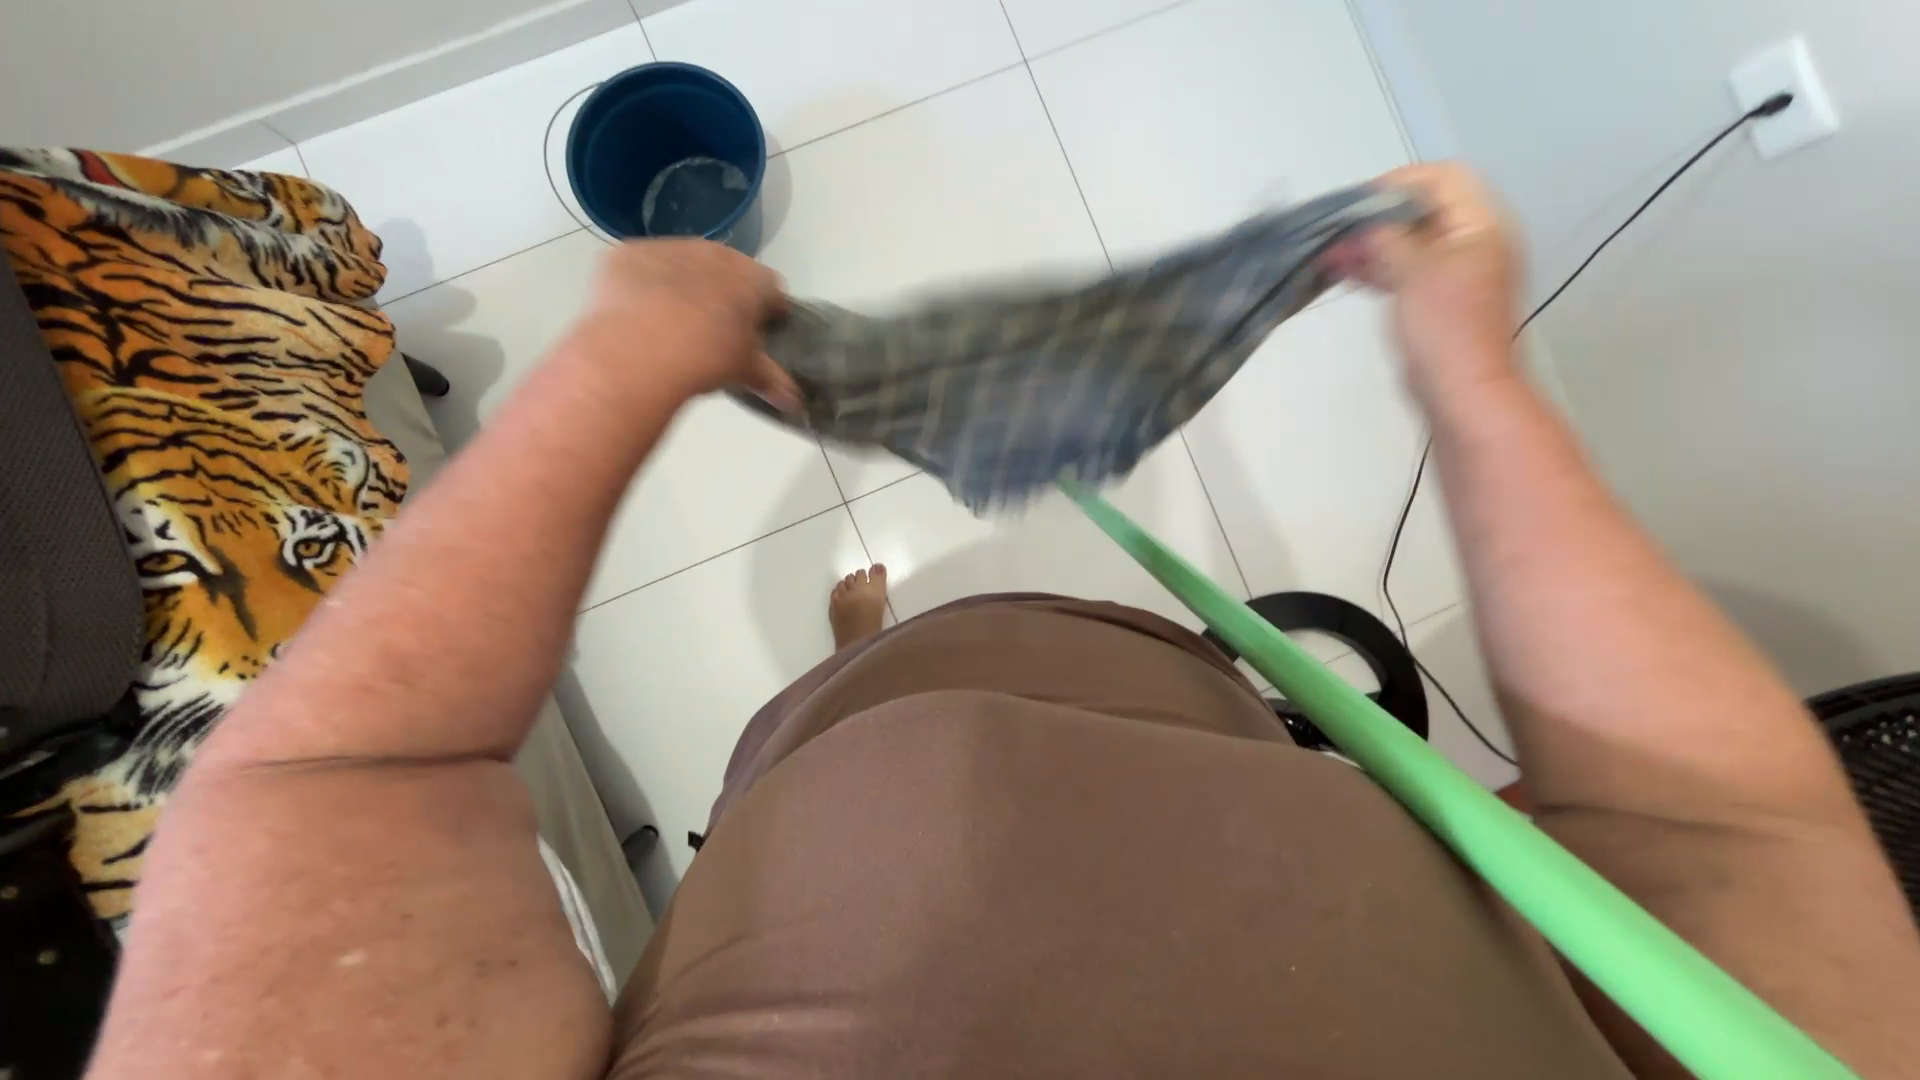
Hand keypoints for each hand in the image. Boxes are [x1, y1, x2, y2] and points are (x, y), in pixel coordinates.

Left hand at [580, 239, 799, 409]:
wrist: (638, 350)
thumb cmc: (706, 358)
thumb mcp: (745, 372)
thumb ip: (773, 381)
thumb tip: (795, 402)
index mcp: (753, 280)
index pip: (773, 289)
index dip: (770, 310)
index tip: (762, 331)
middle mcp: (715, 254)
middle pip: (729, 269)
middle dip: (728, 293)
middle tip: (718, 330)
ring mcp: (670, 248)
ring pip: (686, 264)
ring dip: (687, 284)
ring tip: (676, 322)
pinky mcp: (628, 253)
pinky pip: (646, 266)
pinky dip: (647, 283)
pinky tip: (641, 312)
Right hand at [1324, 163, 1522, 402]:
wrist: (1460, 390)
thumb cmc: (1444, 328)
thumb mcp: (1414, 272)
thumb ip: (1388, 239)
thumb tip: (1364, 223)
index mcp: (1481, 225)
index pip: (1444, 178)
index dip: (1399, 183)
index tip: (1357, 203)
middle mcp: (1472, 241)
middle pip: (1423, 210)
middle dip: (1377, 218)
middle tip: (1338, 233)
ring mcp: (1454, 272)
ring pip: (1408, 242)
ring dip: (1371, 245)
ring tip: (1332, 256)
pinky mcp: (1434, 299)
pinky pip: (1404, 270)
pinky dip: (1376, 267)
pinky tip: (1345, 273)